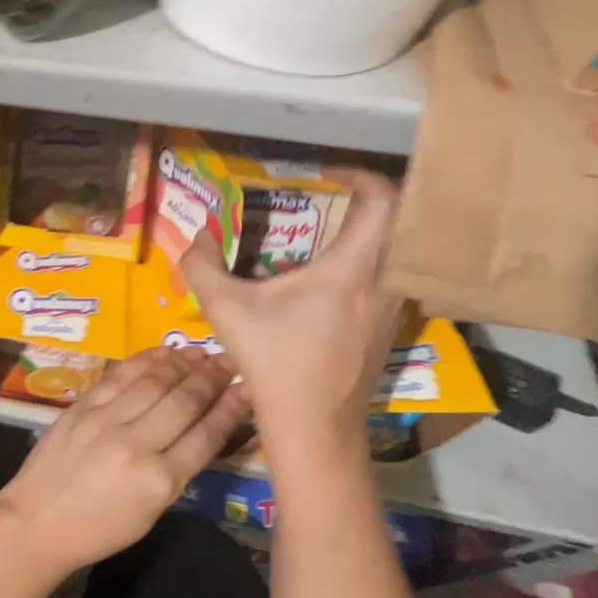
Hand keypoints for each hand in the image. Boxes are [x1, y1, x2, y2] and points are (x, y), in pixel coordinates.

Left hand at [0, 346, 248, 575]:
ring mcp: (104, 421)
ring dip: (179, 364)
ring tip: (200, 351)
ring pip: (151, 384)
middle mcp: (135, 444)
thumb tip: (198, 431)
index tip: (247, 387)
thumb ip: (175, 471)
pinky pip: (118, 378)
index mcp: (160, 481)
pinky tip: (161, 353)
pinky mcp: (81, 407)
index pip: (205, 436)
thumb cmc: (100, 528)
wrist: (38, 519)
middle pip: (181, 402)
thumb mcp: (151, 511)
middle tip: (228, 360)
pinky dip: (142, 362)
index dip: (229, 408)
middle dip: (209, 378)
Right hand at [180, 169, 404, 457]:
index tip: (327, 174)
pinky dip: (368, 260)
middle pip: (398, 222)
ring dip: (367, 232)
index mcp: (351, 270)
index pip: (383, 202)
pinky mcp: (388, 326)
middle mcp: (384, 282)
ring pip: (396, 251)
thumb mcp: (223, 308)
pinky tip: (326, 276)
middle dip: (364, 200)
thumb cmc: (272, 360)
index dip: (361, 176)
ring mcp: (393, 307)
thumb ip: (202, 263)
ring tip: (322, 231)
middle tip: (325, 196)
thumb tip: (200, 234)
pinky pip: (390, 276)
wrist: (312, 423)